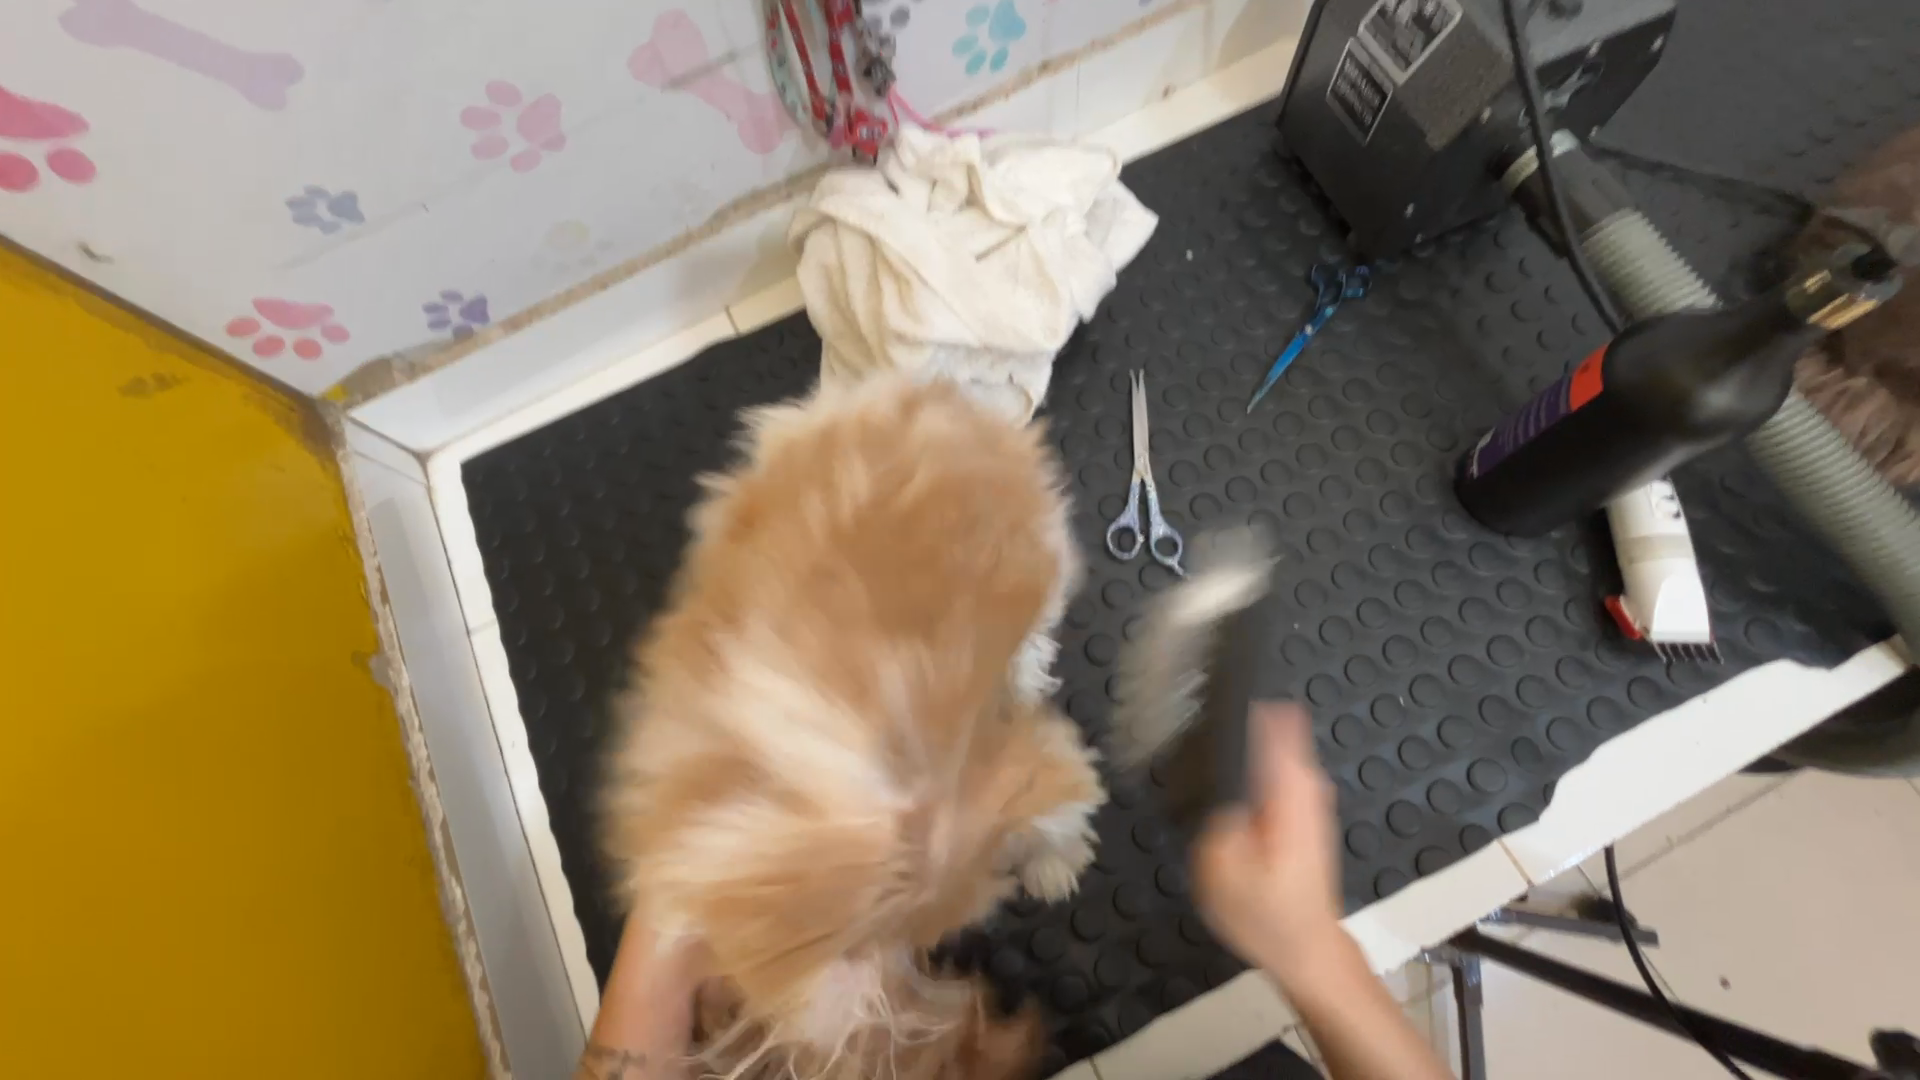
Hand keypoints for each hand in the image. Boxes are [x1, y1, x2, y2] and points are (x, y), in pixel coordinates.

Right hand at [1191, 703, 1344, 982]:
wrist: (1306, 951)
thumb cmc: (1266, 913)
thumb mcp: (1221, 866)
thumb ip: (1215, 809)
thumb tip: (1210, 766)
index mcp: (1286, 788)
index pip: (1272, 720)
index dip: (1241, 696)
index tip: (1209, 680)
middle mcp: (1301, 780)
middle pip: (1269, 721)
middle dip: (1230, 710)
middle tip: (1186, 707)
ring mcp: (1304, 791)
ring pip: (1270, 738)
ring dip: (1236, 730)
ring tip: (1194, 727)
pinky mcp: (1297, 804)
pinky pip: (1270, 759)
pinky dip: (1245, 752)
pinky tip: (1216, 763)